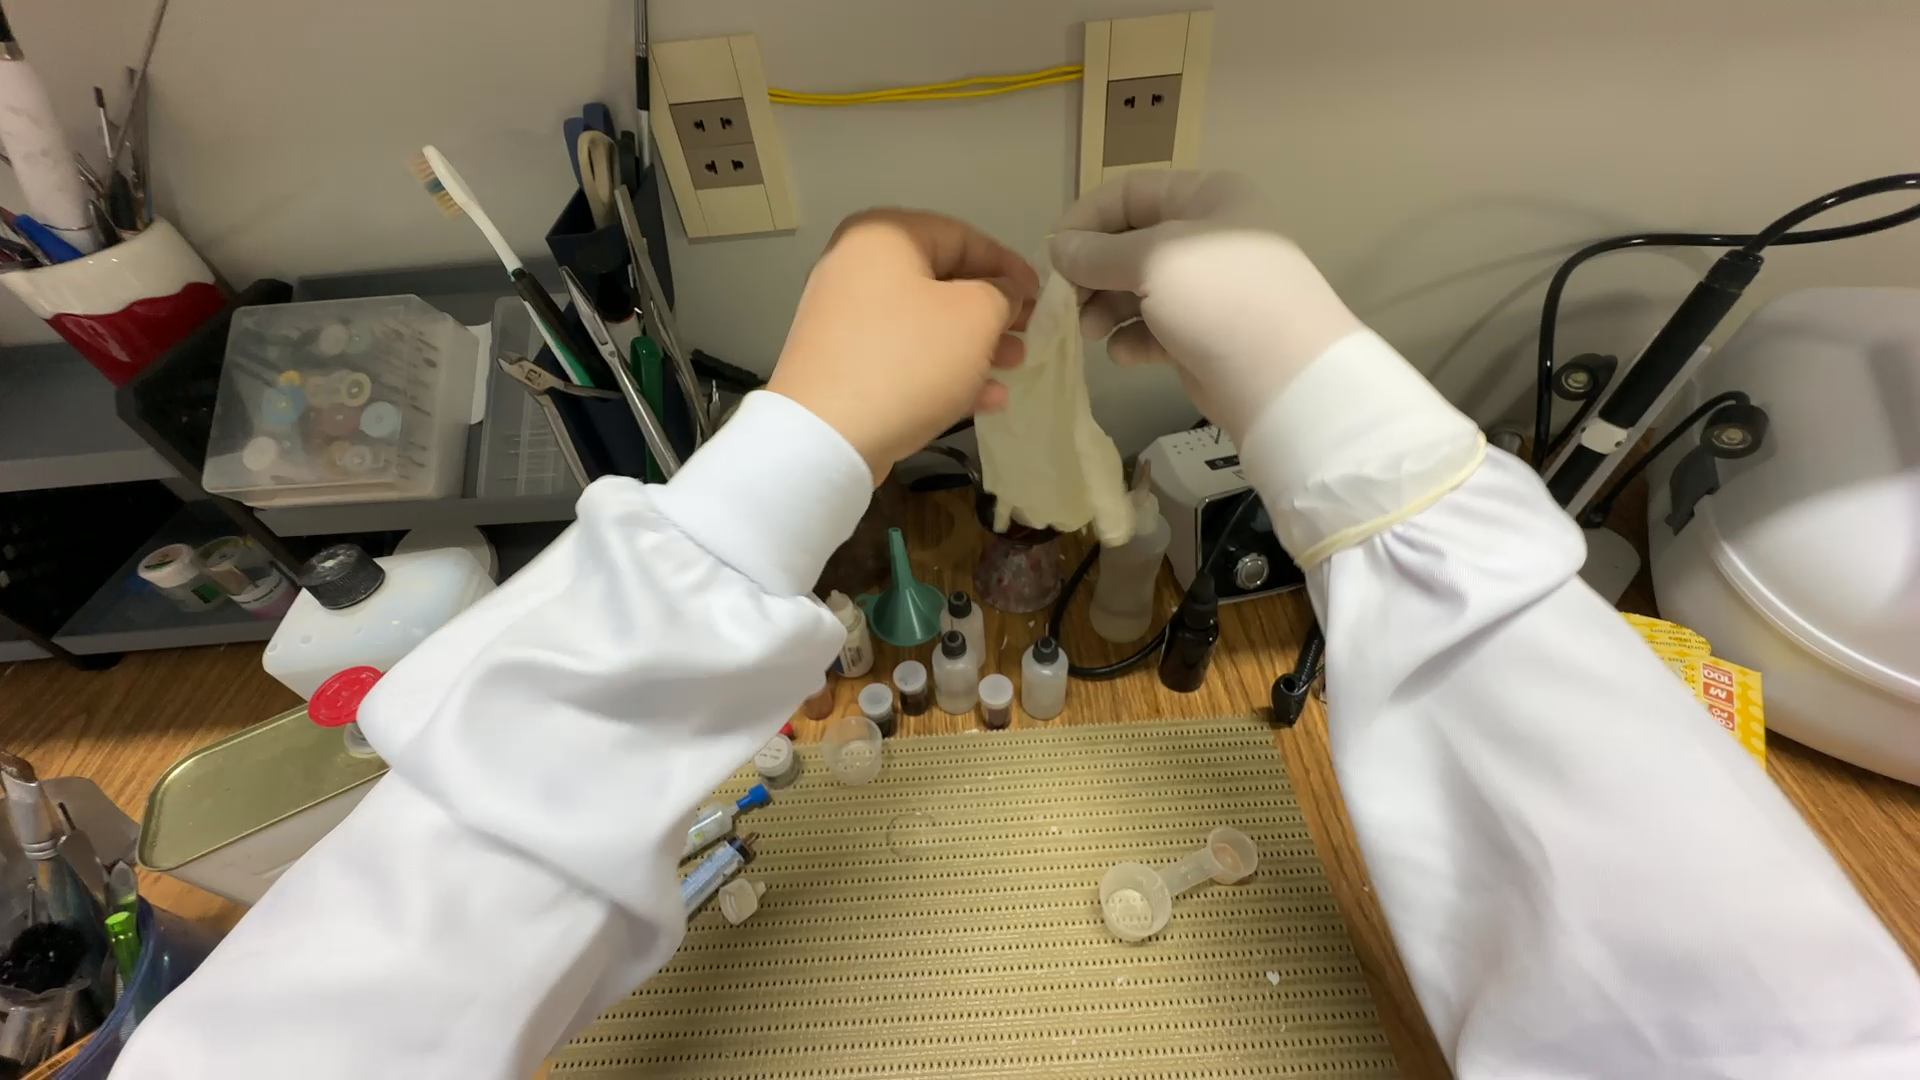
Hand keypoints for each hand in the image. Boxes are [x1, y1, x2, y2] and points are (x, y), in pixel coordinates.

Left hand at [768, 209, 1038, 481]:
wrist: (829, 436)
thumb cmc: (908, 361)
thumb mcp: (974, 318)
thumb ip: (1001, 295)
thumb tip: (1005, 294)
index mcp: (884, 238)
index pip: (962, 237)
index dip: (1009, 265)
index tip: (1040, 295)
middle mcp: (857, 269)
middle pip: (943, 284)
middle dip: (993, 312)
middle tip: (1029, 335)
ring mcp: (846, 322)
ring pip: (927, 327)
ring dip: (976, 347)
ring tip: (1015, 367)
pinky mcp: (844, 368)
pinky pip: (904, 359)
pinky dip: (944, 373)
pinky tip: (986, 399)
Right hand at [1048, 171, 1362, 438]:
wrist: (1279, 377)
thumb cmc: (1218, 297)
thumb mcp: (1153, 259)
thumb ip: (1097, 253)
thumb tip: (1057, 247)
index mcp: (1204, 198)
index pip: (1128, 193)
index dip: (1085, 220)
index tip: (1053, 255)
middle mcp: (1203, 238)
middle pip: (1127, 245)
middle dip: (1091, 272)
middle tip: (1065, 302)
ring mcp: (1201, 290)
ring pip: (1134, 290)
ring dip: (1104, 309)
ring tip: (1091, 333)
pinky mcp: (1196, 335)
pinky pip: (1150, 330)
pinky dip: (1130, 340)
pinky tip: (1124, 355)